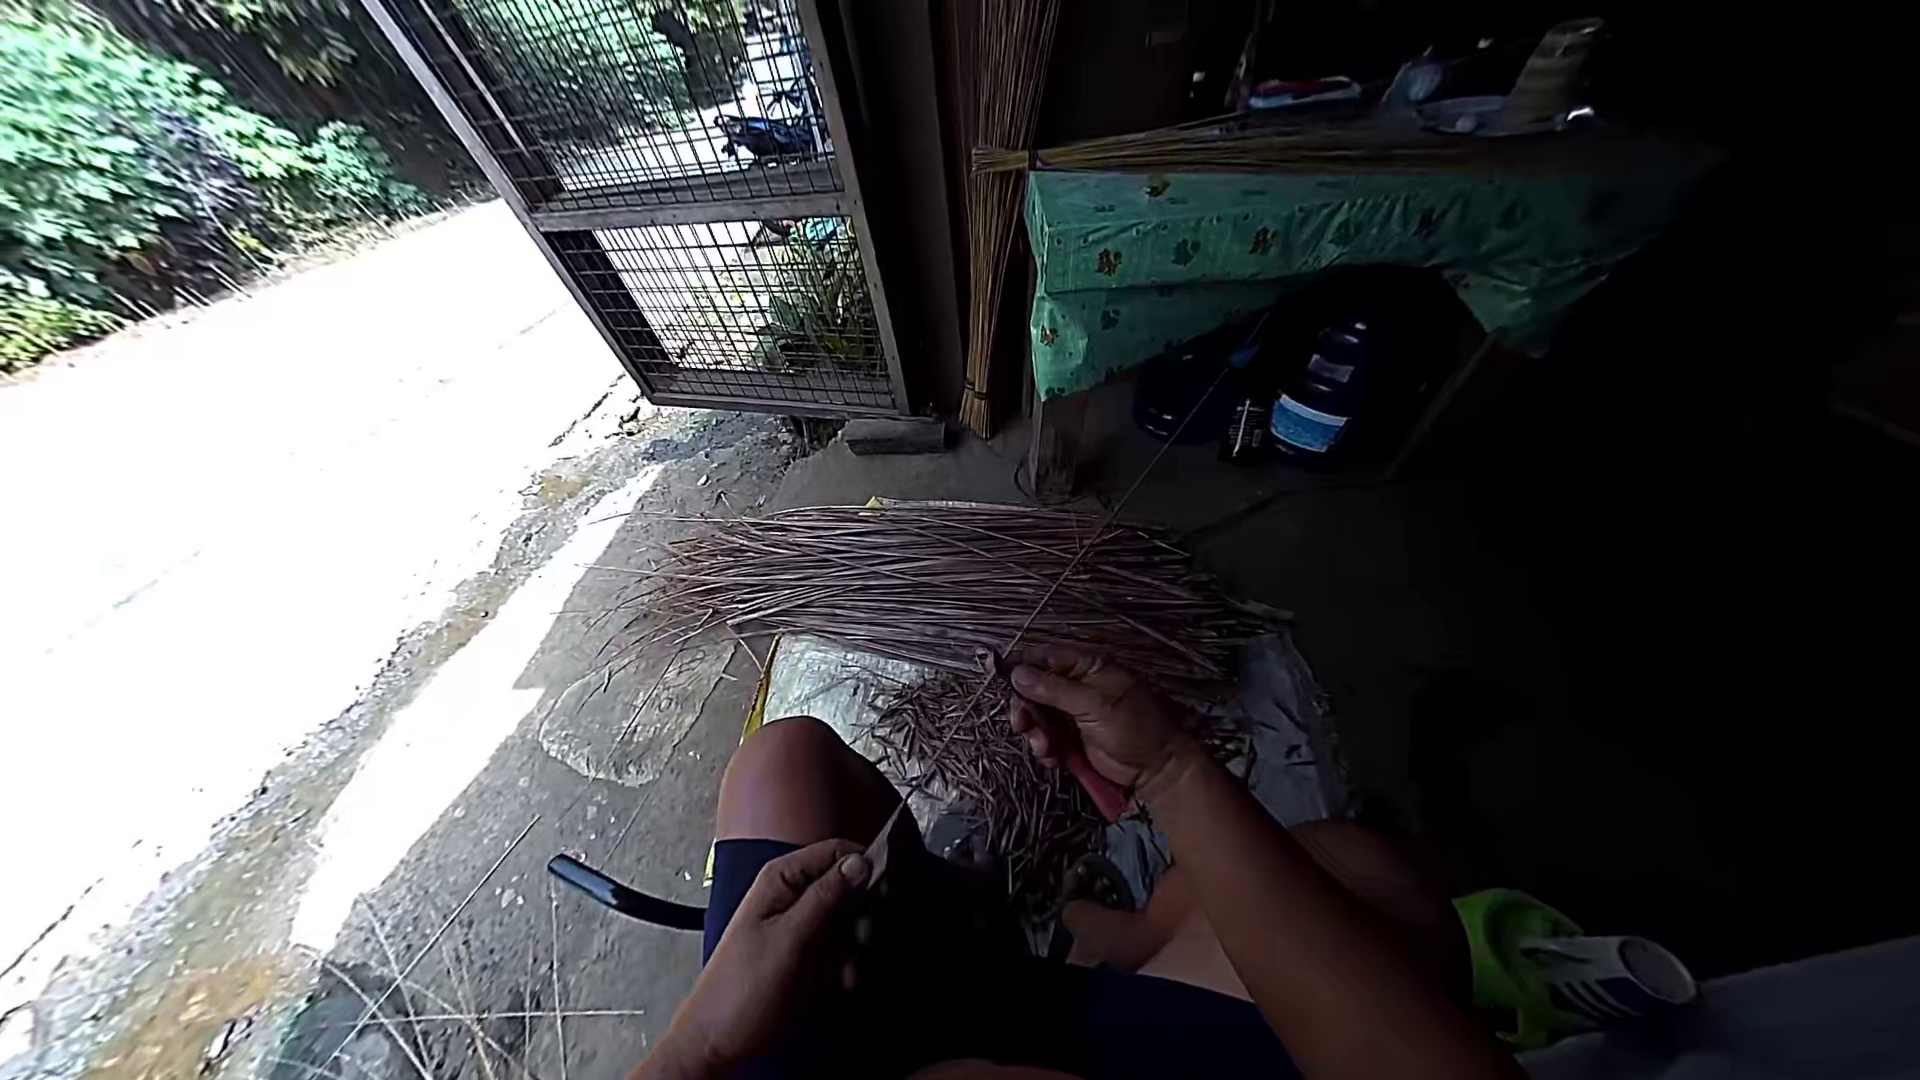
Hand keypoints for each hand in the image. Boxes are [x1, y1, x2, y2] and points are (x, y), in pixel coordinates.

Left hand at [640, 840, 869, 1078]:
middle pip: (842, 882)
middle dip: (859, 909)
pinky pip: (837, 941)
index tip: (881, 888)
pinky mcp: (803, 949)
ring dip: (854, 938)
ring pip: (844, 914)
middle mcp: (791, 893)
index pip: (834, 851)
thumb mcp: (789, 937)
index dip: (860, 865)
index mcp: (781, 877)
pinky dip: (846, 957)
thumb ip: (825, 896)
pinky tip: (845, 977)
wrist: (716, 1047)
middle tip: (865, 935)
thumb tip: (860, 861)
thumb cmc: (741, 990)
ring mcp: (797, 922)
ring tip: (852, 965)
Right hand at [1006, 646, 1196, 796]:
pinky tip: (1053, 758)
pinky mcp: (1070, 737)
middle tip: (1021, 723)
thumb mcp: (1094, 704)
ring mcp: (1072, 712)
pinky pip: (1045, 737)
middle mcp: (1076, 685)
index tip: (1004, 679)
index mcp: (1087, 667)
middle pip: (1034, 687)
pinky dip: (1044, 748)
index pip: (1045, 657)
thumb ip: (1054, 689)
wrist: (1157, 770)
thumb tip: (1018, 673)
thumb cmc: (1135, 728)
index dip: (1023, 666)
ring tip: (1045, 748)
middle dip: (1025, 707)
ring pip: (1036, 715)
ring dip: (1034, 732)